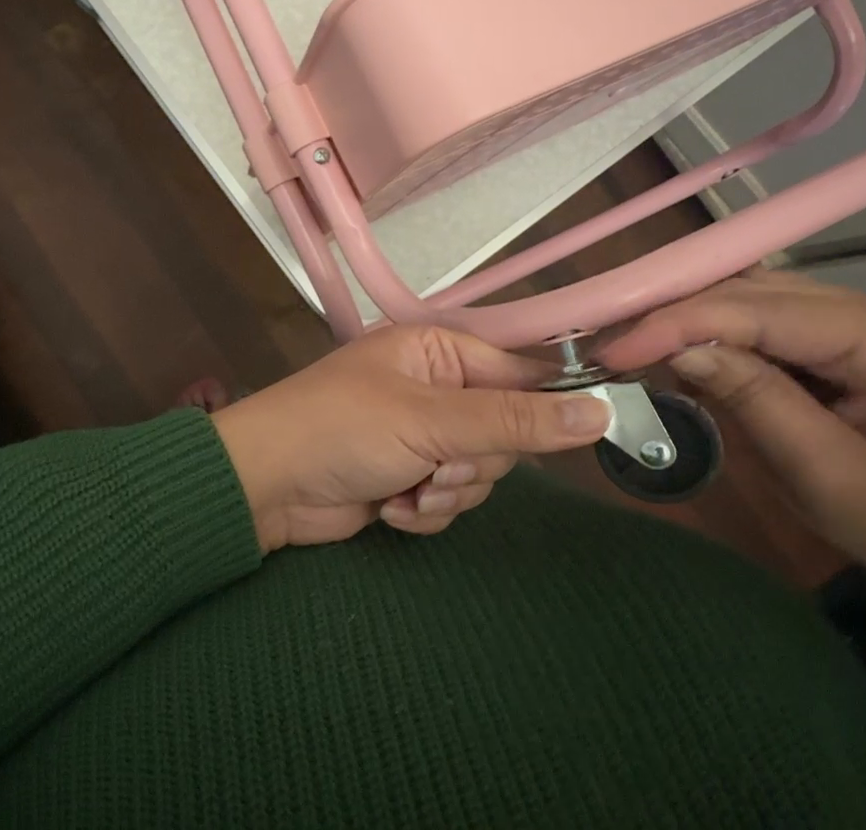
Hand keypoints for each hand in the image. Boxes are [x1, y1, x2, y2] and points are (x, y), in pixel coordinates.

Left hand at [213, 326, 609, 551]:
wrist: (264, 486)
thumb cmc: (341, 430)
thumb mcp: (430, 420)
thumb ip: (514, 420)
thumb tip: (601, 411)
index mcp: (437, 353)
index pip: (519, 375)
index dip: (544, 409)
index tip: (580, 436)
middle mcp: (433, 390)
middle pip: (503, 434)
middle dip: (473, 464)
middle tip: (437, 469)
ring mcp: (419, 437)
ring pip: (478, 475)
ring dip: (445, 494)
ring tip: (404, 490)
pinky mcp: (406, 479)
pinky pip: (447, 501)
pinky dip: (422, 512)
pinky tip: (388, 509)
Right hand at [597, 272, 865, 686]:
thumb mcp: (829, 477)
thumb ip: (754, 401)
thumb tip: (678, 348)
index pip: (767, 310)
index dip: (681, 321)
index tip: (612, 348)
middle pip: (765, 293)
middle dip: (682, 315)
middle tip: (611, 345)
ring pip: (770, 302)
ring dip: (703, 322)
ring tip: (640, 349)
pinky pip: (787, 325)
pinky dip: (735, 339)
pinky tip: (697, 357)